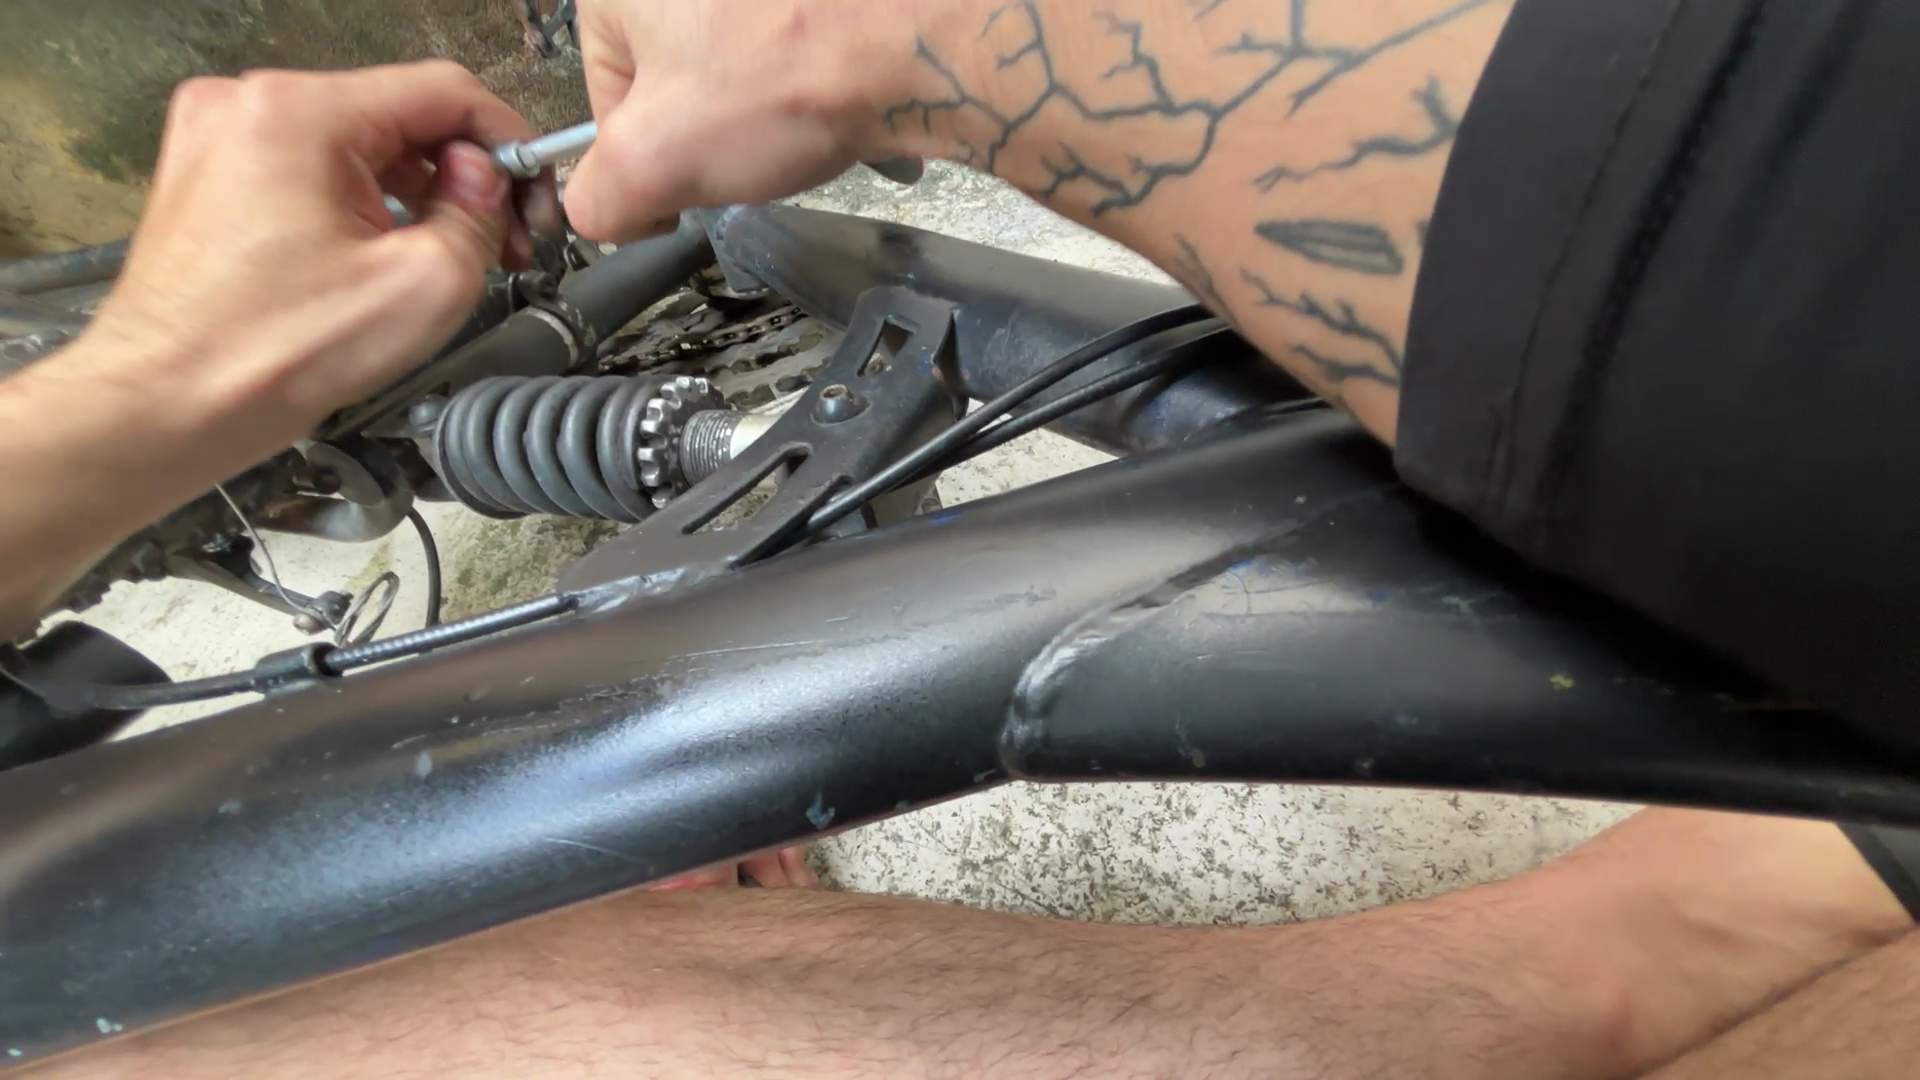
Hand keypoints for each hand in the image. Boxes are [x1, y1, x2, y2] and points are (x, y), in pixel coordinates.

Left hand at [82, 62, 558, 435]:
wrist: (183, 397)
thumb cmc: (285, 347)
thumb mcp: (432, 281)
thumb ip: (478, 213)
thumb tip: (486, 179)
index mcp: (301, 115)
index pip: (443, 91)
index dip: (510, 139)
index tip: (538, 189)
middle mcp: (253, 108)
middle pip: (408, 117)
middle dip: (475, 177)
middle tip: (515, 240)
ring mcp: (231, 140)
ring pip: (373, 145)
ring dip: (436, 194)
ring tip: (470, 256)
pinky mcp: (229, 178)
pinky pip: (334, 171)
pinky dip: (388, 204)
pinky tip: (413, 253)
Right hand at [564, 0, 935, 241]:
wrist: (906, 44)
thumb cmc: (772, 91)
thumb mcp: (656, 161)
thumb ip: (602, 196)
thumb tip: (595, 215)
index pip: (606, 93)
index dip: (645, 161)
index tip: (686, 194)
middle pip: (677, 81)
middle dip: (713, 136)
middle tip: (753, 156)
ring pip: (741, 70)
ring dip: (767, 116)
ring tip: (800, 129)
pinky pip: (795, 52)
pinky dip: (809, 88)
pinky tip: (833, 105)